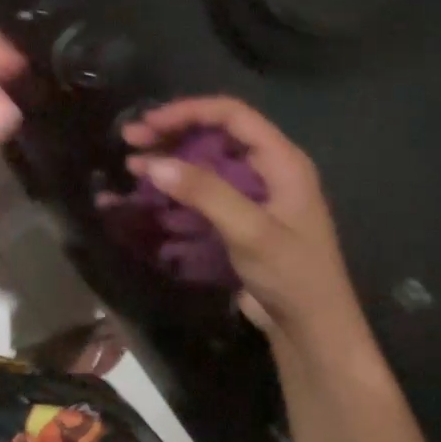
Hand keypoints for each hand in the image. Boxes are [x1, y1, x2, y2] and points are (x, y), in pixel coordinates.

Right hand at [120, 97, 365, 341]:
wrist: (310, 329)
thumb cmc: (291, 276)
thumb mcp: (250, 232)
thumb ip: (205, 193)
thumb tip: (153, 162)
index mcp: (282, 162)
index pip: (233, 115)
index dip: (188, 112)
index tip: (148, 124)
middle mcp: (268, 171)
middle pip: (216, 134)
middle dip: (172, 132)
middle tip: (129, 138)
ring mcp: (252, 195)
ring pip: (205, 162)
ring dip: (168, 159)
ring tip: (130, 164)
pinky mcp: (237, 219)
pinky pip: (202, 191)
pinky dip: (173, 188)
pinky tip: (146, 193)